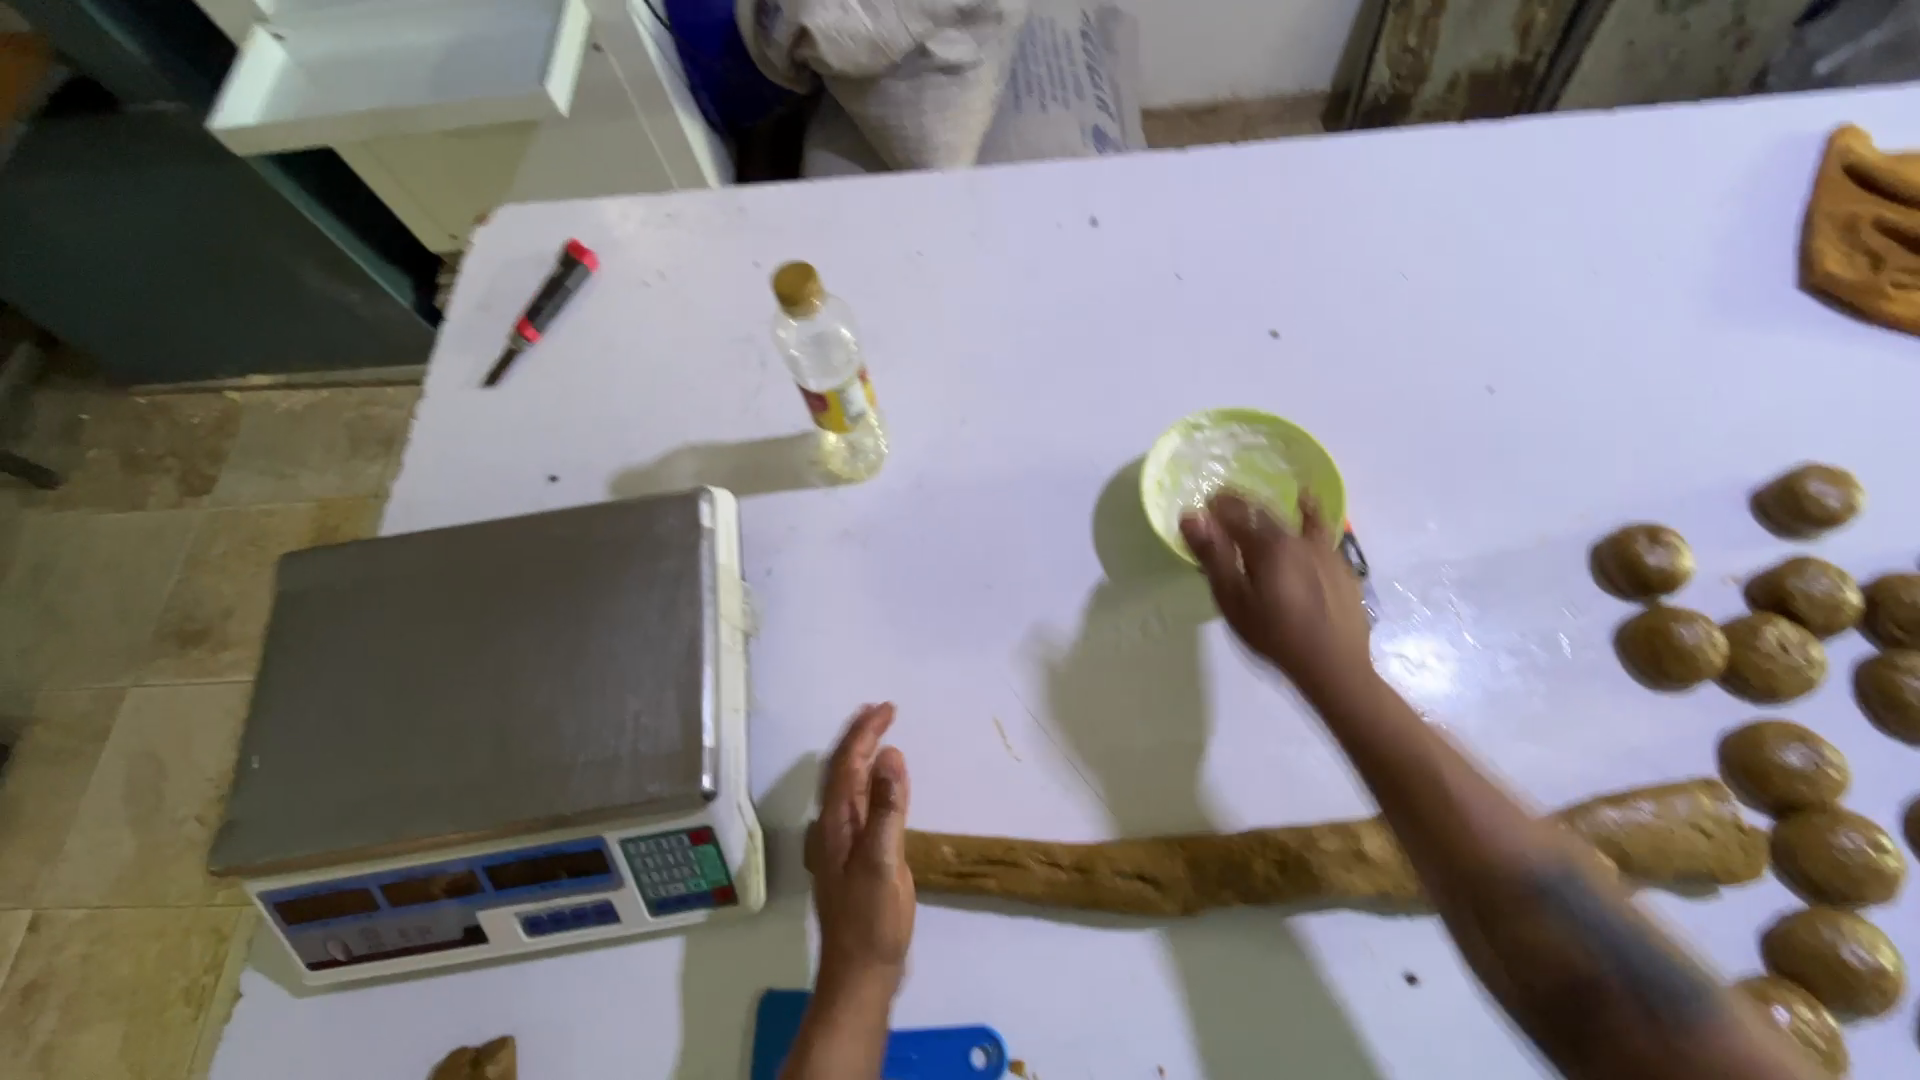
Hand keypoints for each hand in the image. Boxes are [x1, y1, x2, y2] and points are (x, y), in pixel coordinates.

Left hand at [805, 703, 914, 992]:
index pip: (847, 764)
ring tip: (878, 733)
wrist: (862, 970)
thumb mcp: (883, 861)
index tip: (887, 708)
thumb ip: (887, 808)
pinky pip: (860, 804)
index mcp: (837, 822)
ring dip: (862, 755)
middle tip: (882, 710)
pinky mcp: (858, 855)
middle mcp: (835, 826)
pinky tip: (881, 784)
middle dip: (859, 736)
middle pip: (842, 770)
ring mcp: (845, 842)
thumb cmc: (871, 918)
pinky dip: (870, 781)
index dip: (864, 733)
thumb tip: (890, 755)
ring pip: (849, 786)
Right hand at [1180, 492, 1373, 701]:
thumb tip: (1191, 517)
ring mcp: (1325, 552)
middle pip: (1267, 513)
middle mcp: (1297, 540)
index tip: (1206, 501)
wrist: (1334, 664)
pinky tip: (1319, 522)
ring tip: (1294, 494)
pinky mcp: (1343, 568)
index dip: (1218, 505)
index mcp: (1267, 546)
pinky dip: (1317, 521)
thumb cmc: (1274, 635)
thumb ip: (1213, 556)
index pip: (1236, 513)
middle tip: (1230, 501)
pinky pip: (1325, 535)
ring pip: (1302, 520)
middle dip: (1245, 504)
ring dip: (1291, 505)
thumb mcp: (1234, 600)